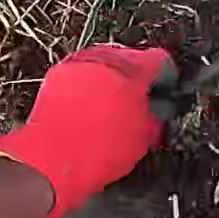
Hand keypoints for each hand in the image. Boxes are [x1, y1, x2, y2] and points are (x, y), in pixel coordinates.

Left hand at [0, 45, 175, 217]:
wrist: (50, 160)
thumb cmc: (99, 151)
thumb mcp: (142, 138)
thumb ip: (156, 115)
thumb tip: (159, 109)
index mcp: (134, 70)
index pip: (162, 61)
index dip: (168, 79)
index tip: (167, 93)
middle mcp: (107, 57)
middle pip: (134, 57)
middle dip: (140, 78)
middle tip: (142, 101)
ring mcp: (81, 62)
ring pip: (108, 62)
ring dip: (115, 78)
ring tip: (114, 105)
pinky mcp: (60, 71)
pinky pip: (85, 71)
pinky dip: (92, 83)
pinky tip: (92, 106)